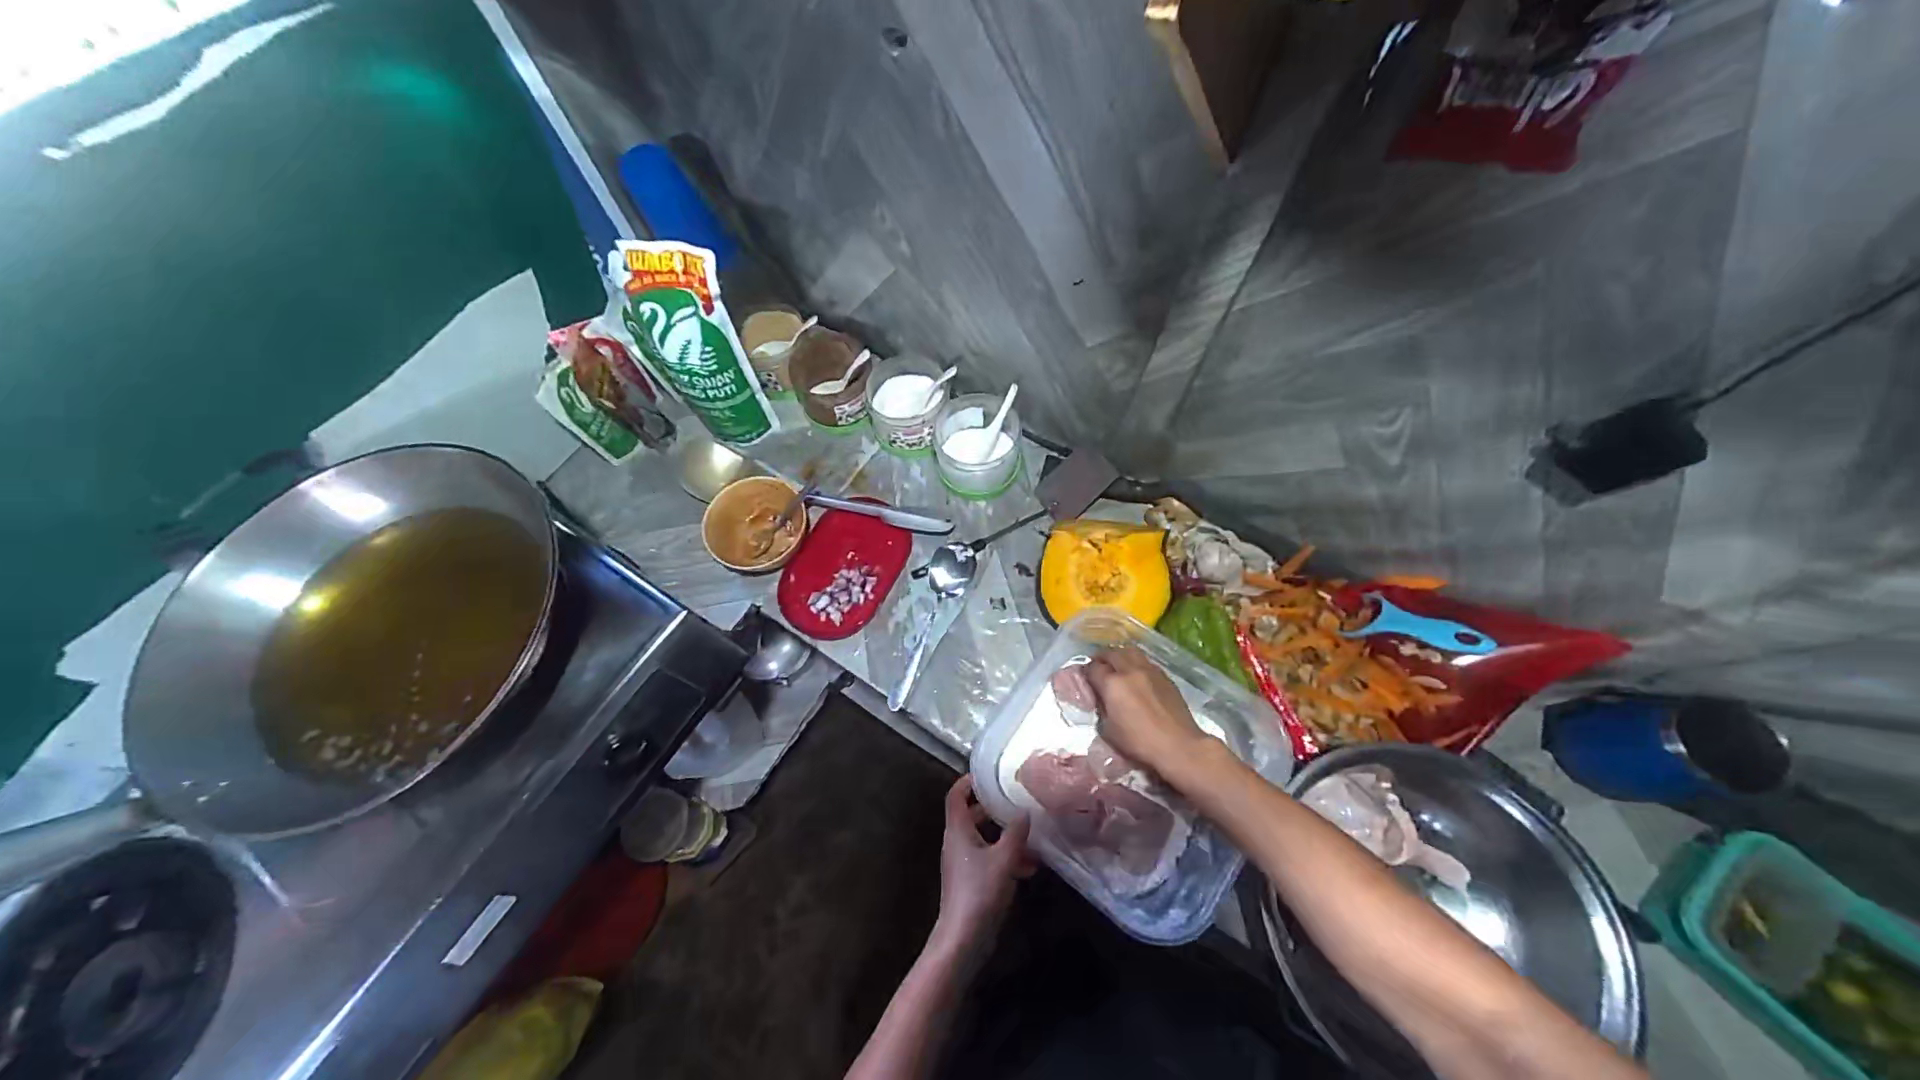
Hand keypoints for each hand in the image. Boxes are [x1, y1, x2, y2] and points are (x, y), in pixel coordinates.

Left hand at [933, 776, 1032, 957]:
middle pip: (972, 815)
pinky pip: (989, 859)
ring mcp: (963, 863)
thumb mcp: (1003, 859)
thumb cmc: (979, 892)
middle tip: (1017, 801)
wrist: (963, 939)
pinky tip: (1030, 867)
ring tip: (1032, 837)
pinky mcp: (972, 882)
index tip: (988, 774)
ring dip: (1006, 836)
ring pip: (984, 839)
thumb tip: (1024, 810)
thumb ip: (1015, 833)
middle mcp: (957, 842)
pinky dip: (1007, 858)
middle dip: (995, 809)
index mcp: (957, 830)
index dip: (968, 781)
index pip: (955, 795)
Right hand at [1084, 648, 1213, 777]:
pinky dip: (1136, 663)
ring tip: (1117, 666)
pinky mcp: (1165, 676)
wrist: (1178, 745)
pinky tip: (1137, 675)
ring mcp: (1150, 671)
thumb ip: (1101, 709)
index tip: (1086, 679)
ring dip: (1119, 656)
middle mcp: (1130, 671)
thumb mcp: (1109, 731)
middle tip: (1098, 668)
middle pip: (1111, 653)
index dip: (1086, 672)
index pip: (1093, 667)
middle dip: (1101, 658)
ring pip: (1130, 651)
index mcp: (1112, 684)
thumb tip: (1101, 698)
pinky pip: (1145, 661)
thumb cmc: (1139, 742)